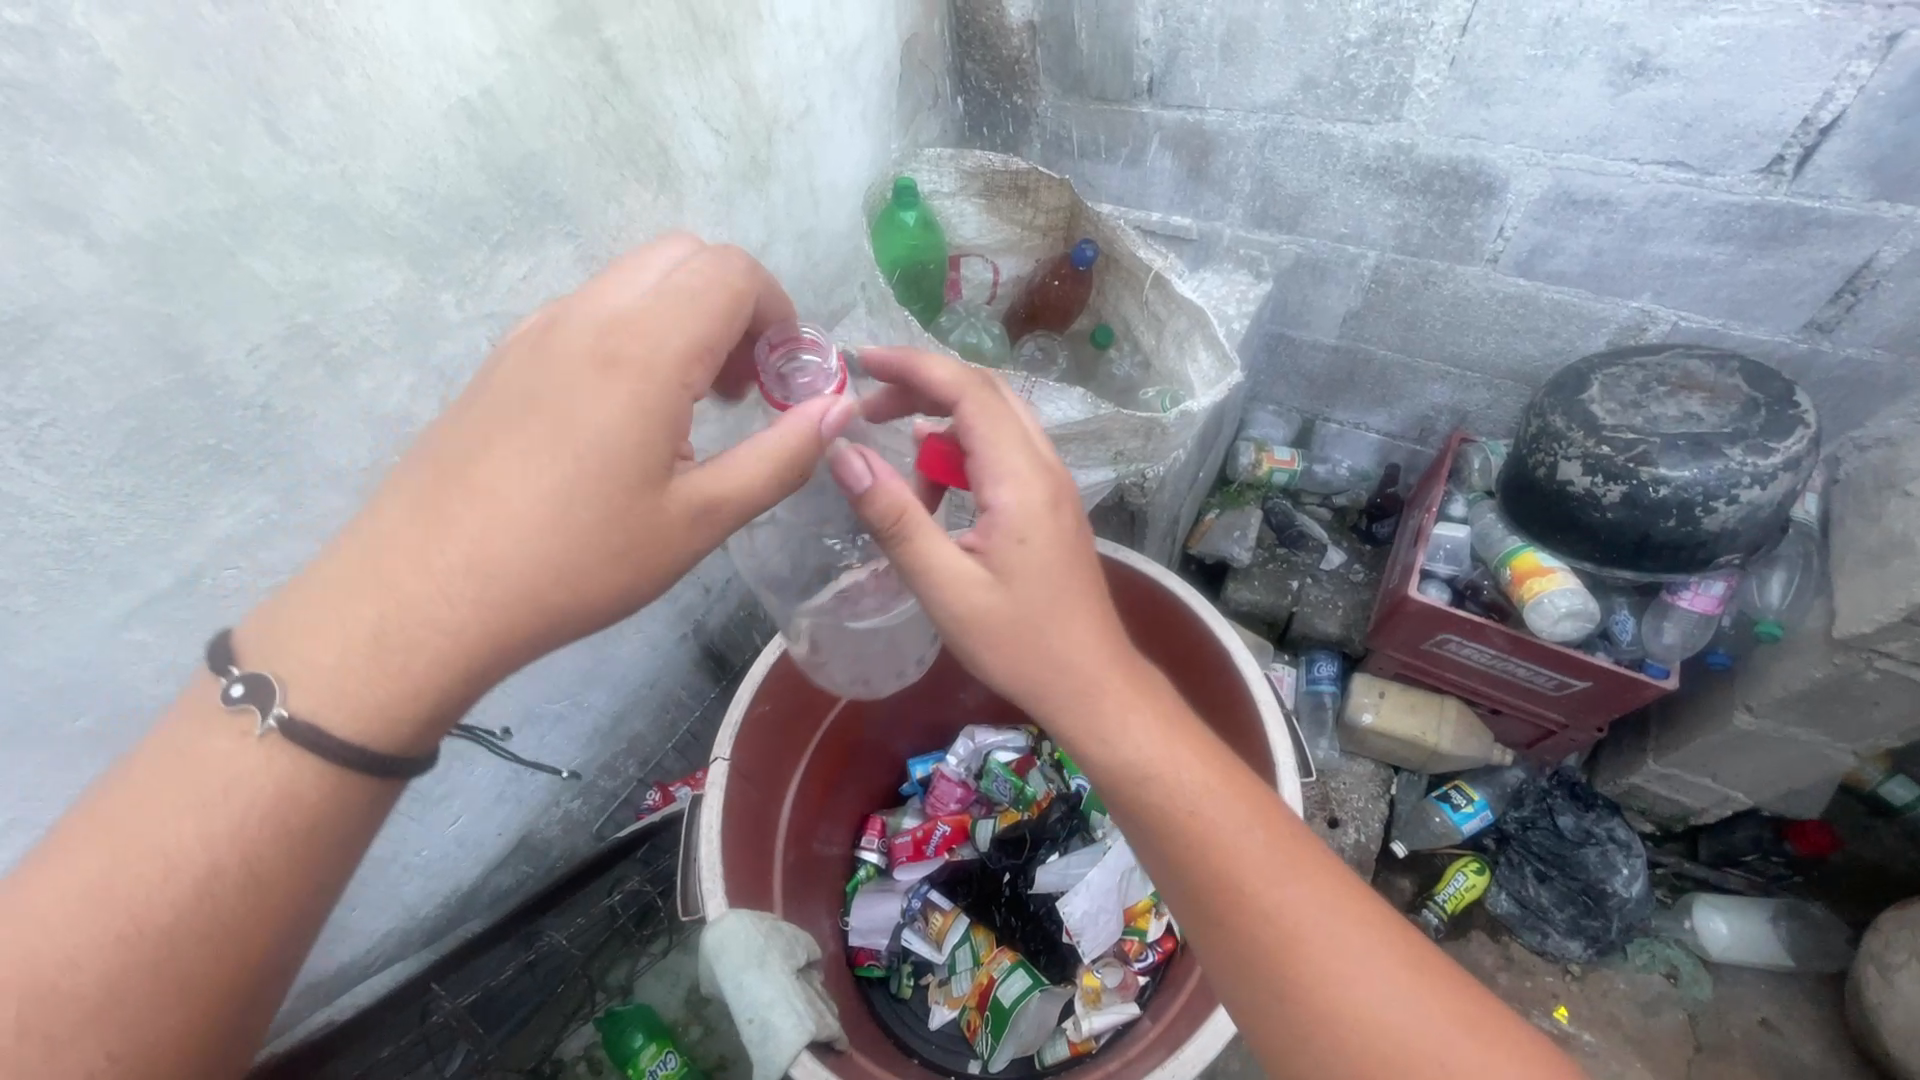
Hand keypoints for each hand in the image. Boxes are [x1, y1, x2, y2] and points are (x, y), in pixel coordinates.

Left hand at [239, 235, 855, 739]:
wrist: (423, 594)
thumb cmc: (577, 562)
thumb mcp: (700, 521)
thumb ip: (782, 456)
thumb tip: (838, 410)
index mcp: (644, 349)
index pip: (733, 270)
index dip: (780, 313)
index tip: (786, 380)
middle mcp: (589, 316)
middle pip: (686, 257)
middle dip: (737, 306)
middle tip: (746, 388)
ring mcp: (538, 331)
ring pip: (636, 278)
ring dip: (688, 317)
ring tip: (695, 406)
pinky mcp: (508, 358)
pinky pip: (594, 309)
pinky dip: (640, 333)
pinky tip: (633, 418)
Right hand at [824, 348, 1135, 725]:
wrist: (1091, 682)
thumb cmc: (1018, 643)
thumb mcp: (943, 586)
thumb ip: (894, 516)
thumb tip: (844, 453)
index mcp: (1020, 479)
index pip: (967, 390)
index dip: (912, 366)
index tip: (859, 361)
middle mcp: (1045, 467)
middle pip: (985, 393)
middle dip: (924, 386)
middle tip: (870, 408)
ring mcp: (1056, 484)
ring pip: (997, 421)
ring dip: (944, 424)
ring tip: (897, 465)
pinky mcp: (1054, 504)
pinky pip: (1007, 453)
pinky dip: (964, 455)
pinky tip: (938, 495)